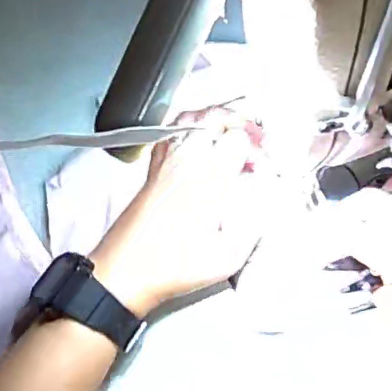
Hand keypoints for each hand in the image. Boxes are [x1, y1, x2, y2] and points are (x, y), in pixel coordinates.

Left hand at [89, 108, 278, 314]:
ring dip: (215, 121)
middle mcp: (184, 163)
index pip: (238, 137)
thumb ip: (254, 222)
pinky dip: (189, 129)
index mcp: (207, 179)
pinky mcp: (151, 172)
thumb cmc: (171, 267)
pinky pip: (169, 134)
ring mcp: (164, 164)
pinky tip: (198, 141)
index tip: (263, 164)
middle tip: (253, 140)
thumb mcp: (229, 255)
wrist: (125, 273)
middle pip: (214, 117)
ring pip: (190, 118)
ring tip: (230, 133)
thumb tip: (266, 196)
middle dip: (240, 123)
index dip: (257, 147)